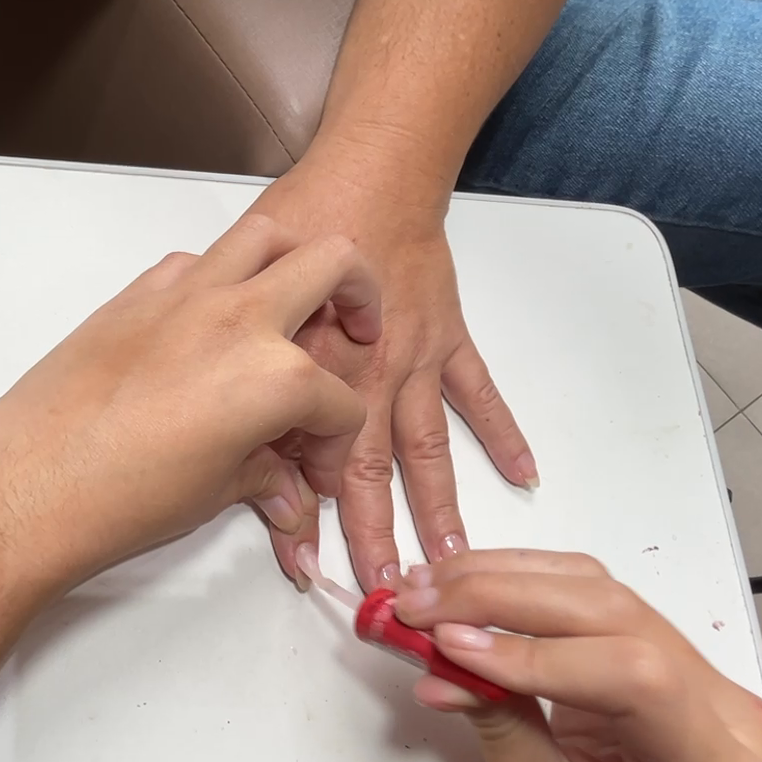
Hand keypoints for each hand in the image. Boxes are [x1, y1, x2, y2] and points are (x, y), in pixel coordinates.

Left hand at [0, 215, 375, 588]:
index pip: (341, 401)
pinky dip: (216, 281)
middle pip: (334, 266)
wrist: (30, 483)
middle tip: (352, 335)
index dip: (336, 439)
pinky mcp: (137, 293)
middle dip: (360, 299)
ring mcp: (186, 296)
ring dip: (290, 262)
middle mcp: (240, 318)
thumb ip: (264, 477)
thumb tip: (289, 495)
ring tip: (287, 307)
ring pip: (264, 236)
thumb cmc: (124, 500)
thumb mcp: (213, 492)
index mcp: (276, 377)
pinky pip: (195, 262)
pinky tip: (204, 327)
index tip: (313, 465)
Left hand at [247, 146, 536, 590]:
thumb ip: (240, 363)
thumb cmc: (299, 221)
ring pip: (424, 446)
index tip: (302, 567)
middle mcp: (366, 374)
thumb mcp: (243, 299)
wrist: (367, 168)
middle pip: (366, 469)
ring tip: (452, 562)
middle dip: (374, 535)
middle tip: (387, 593)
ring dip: (437, 507)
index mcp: (309, 368)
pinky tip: (522, 474)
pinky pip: (477, 389)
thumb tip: (239, 442)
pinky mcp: (446, 335)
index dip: (299, 521)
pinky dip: (500, 429)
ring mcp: (413, 358)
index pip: (301, 460)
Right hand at [391, 550, 761, 761]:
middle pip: (610, 611)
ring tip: (426, 586)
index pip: (634, 678)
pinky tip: (463, 582)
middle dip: (498, 597)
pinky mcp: (665, 646)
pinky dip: (514, 579)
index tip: (444, 645)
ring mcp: (703, 670)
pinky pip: (586, 592)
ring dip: (497, 576)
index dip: (532, 653)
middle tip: (415, 603)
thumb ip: (495, 725)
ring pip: (594, 586)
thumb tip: (435, 663)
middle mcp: (727, 708)